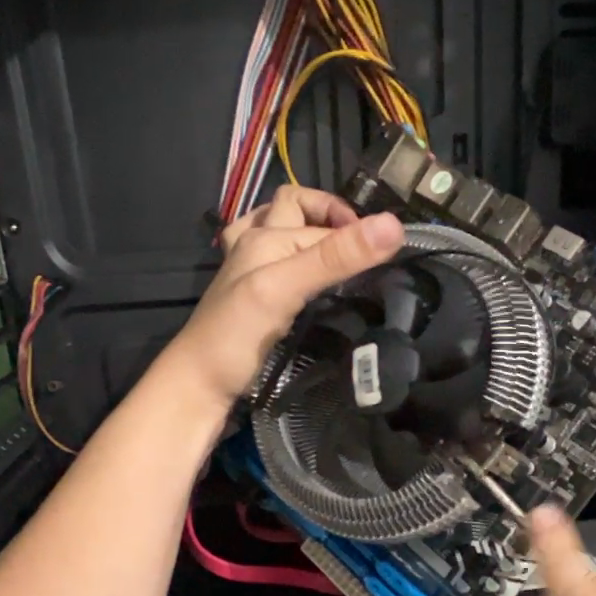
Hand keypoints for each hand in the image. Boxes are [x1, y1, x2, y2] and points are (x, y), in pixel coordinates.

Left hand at [163, 186, 404, 406]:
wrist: (198, 384)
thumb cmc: (236, 335)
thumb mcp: (286, 288)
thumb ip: (335, 257)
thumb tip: (394, 225)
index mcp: (266, 234)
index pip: (327, 225)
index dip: (361, 232)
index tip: (397, 255)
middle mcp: (256, 243)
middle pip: (298, 210)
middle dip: (330, 218)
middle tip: (364, 249)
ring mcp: (250, 270)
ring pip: (281, 230)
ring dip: (307, 230)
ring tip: (339, 253)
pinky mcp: (252, 297)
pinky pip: (275, 261)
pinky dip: (293, 257)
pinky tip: (308, 279)